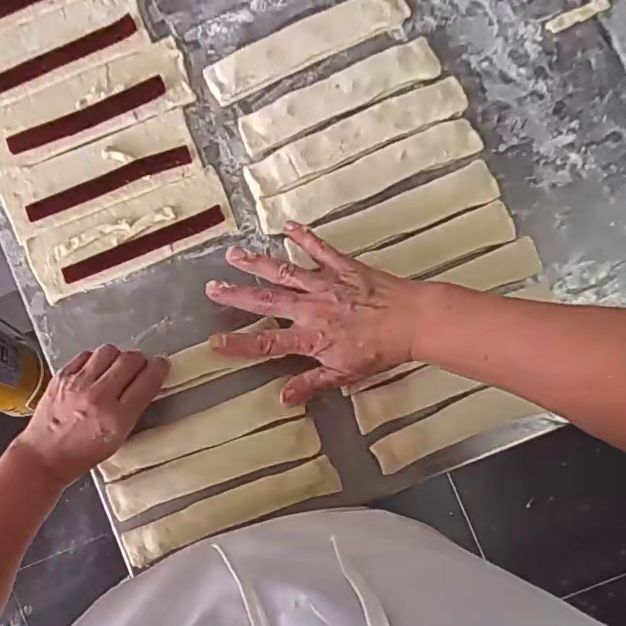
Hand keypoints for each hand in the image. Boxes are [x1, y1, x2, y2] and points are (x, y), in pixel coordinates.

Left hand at [11, 344, 168, 483]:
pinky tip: (94, 371)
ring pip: (109, 351)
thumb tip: (146, 384)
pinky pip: (86, 355)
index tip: (161, 365)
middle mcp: (99, 397)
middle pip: (130, 360)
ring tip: (115, 368)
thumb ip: (133, 410)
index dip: (159, 369)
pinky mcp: (62, 376)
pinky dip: (94, 360)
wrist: (44, 457)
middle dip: (140, 361)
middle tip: (138, 367)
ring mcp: (78, 384)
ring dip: (117, 357)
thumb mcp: (117, 439)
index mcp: (117, 418)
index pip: (147, 382)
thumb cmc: (82, 454)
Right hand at [205, 221, 432, 404]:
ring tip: (233, 255)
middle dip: (236, 296)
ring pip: (283, 272)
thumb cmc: (379, 350)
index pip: (265, 344)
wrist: (414, 320)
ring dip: (256, 264)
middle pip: (265, 301)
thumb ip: (310, 383)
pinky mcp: (342, 267)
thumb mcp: (343, 375)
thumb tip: (283, 399)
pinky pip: (319, 249)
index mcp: (310, 337)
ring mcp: (324, 284)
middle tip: (212, 288)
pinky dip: (303, 237)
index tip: (213, 344)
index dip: (238, 345)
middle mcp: (311, 308)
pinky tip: (286, 227)